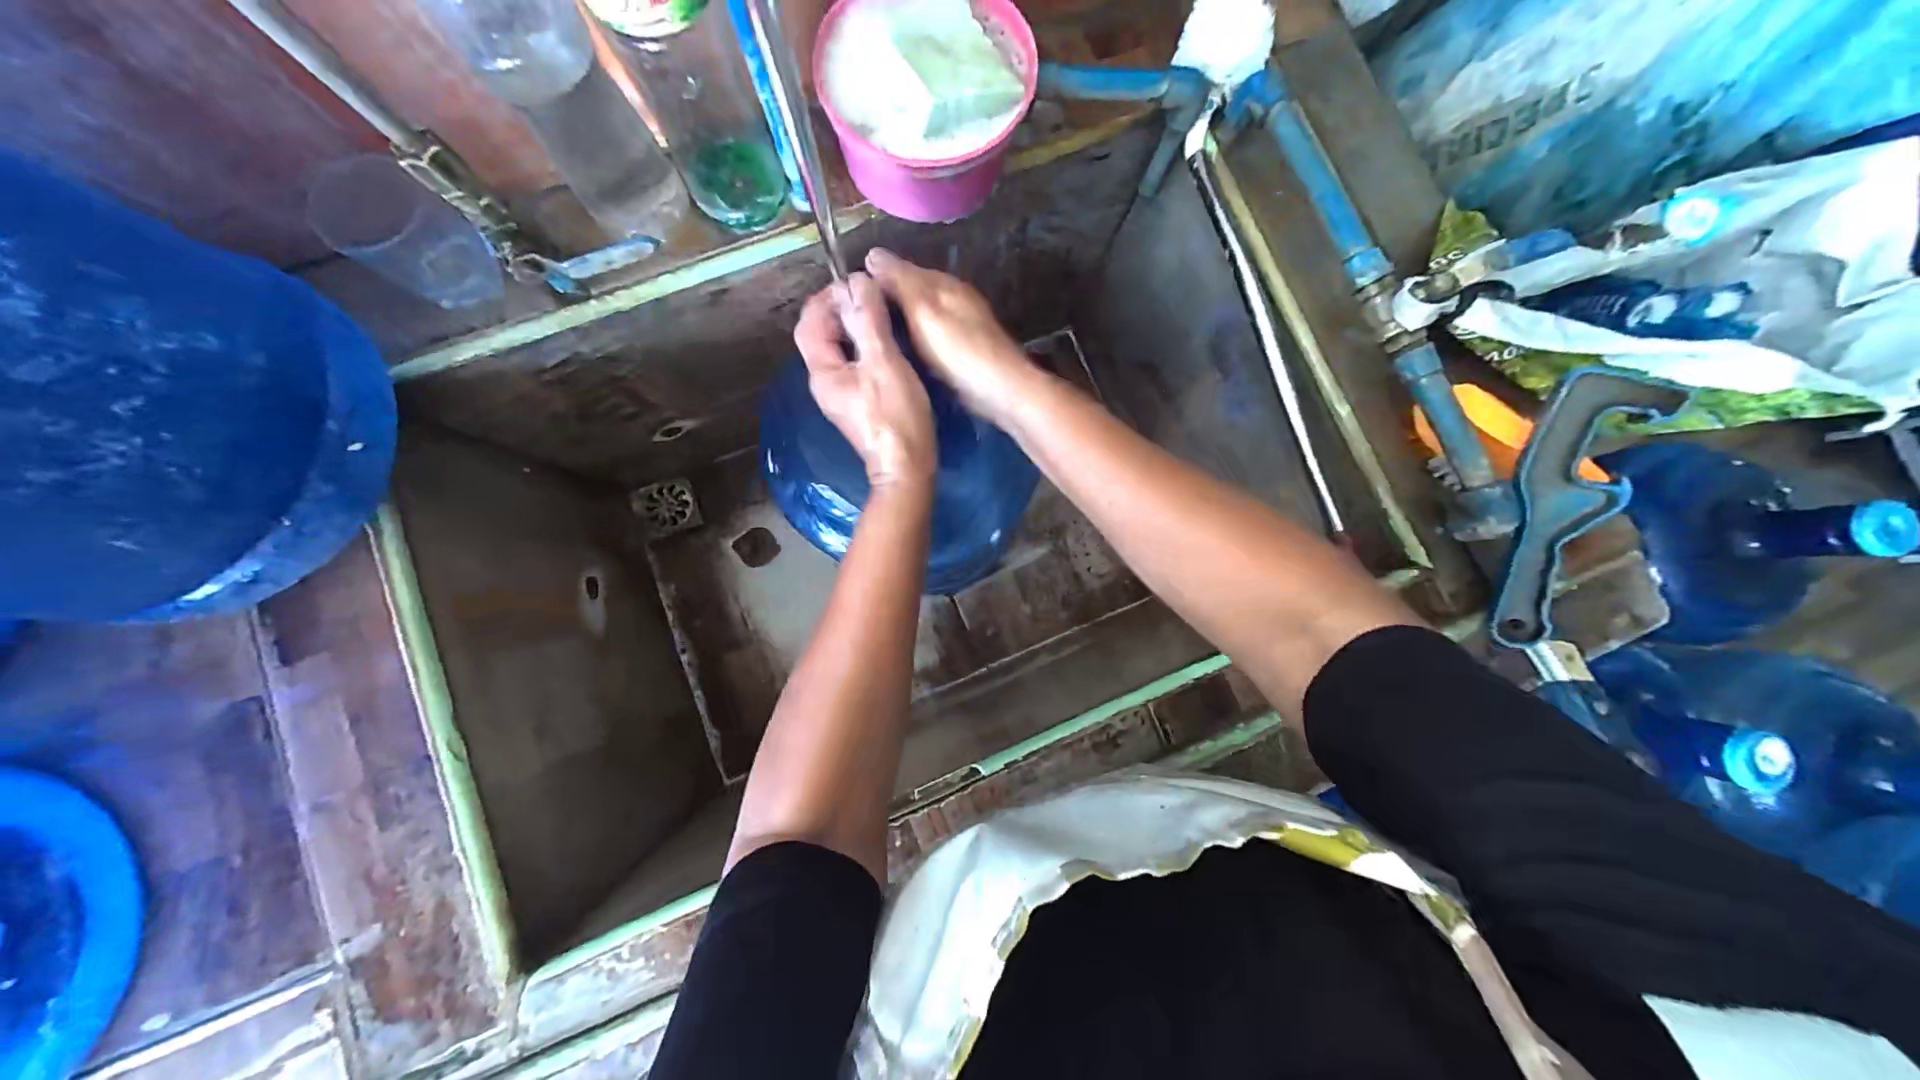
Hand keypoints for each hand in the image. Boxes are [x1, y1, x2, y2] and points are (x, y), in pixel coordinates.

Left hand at [793, 272, 936, 489]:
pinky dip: (865, 345)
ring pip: (840, 348)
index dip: (830, 296)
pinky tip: (887, 340)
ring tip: (882, 311)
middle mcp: (825, 382)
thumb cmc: (896, 418)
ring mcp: (841, 394)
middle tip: (872, 295)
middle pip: (822, 333)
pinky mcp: (859, 402)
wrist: (907, 468)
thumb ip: (868, 322)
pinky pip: (854, 363)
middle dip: (842, 308)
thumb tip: (857, 282)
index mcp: (823, 372)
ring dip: (856, 325)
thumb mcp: (884, 363)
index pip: (810, 321)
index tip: (860, 284)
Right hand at [864, 248, 1046, 429]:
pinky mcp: (959, 350)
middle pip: (908, 292)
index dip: (871, 278)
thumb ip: (900, 281)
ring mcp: (957, 324)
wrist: (1001, 391)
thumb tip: (872, 254)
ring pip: (916, 315)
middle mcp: (950, 298)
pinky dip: (910, 340)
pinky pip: (926, 336)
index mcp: (941, 283)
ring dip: (895, 321)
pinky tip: (898, 352)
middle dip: (882, 300)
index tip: (843, 297)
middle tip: (850, 320)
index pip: (898, 268)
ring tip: (868, 335)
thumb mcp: (925, 310)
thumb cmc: (960, 351)